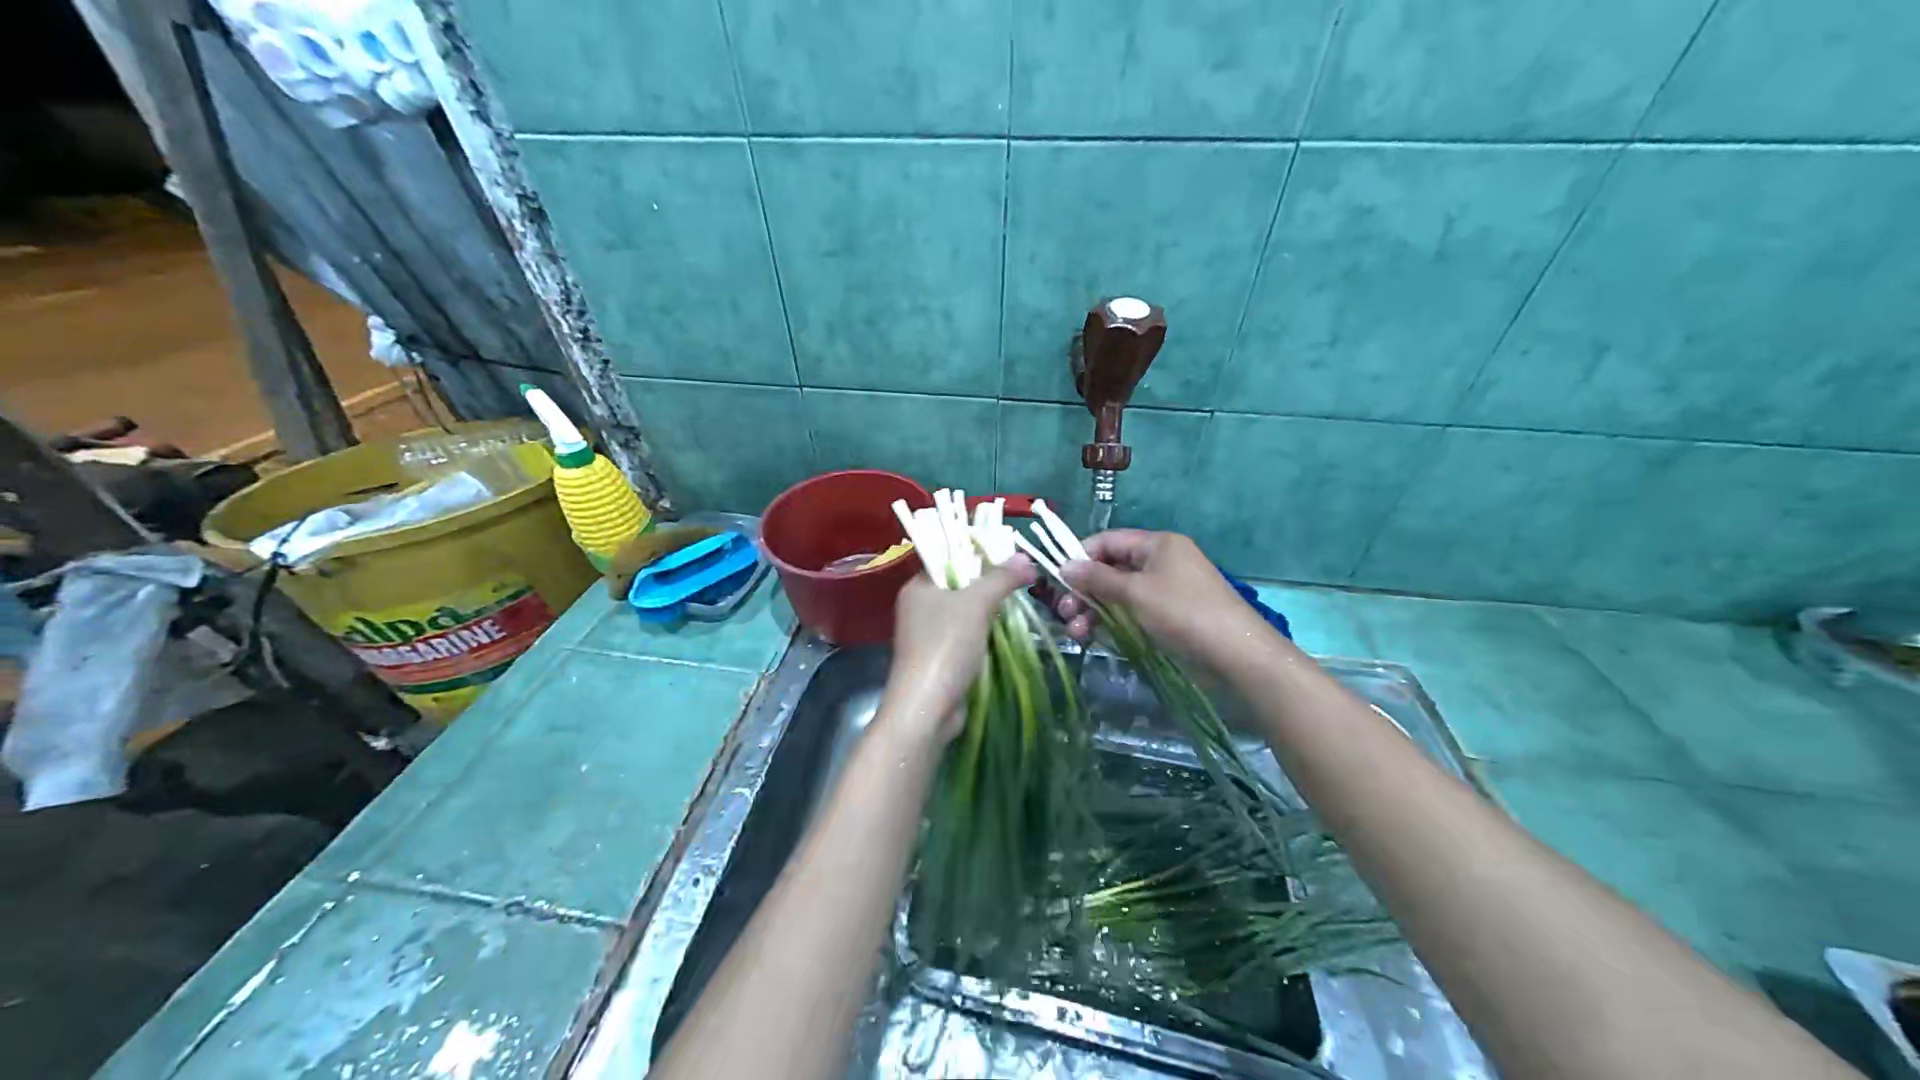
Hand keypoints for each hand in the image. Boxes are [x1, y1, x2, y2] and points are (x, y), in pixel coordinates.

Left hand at [883, 555, 1036, 745]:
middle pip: (959, 583)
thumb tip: (1026, 558)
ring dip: (989, 607)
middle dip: (989, 580)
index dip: (977, 551)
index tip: (1009, 551)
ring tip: (1020, 597)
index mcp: (918, 586)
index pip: (947, 556)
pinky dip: (984, 630)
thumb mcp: (976, 604)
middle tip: (1021, 575)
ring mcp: (928, 633)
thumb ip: (1001, 578)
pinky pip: (965, 634)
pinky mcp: (940, 656)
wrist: (927, 707)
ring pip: (964, 610)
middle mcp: (919, 605)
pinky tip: (1005, 628)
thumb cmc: (946, 646)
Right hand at [1055, 530, 1253, 659]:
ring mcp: (1164, 591)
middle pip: (1110, 569)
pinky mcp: (1167, 617)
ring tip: (1075, 632)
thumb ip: (1097, 578)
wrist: (1236, 656)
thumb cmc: (1183, 612)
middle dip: (1083, 590)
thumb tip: (1065, 566)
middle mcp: (1160, 562)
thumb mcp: (1135, 592)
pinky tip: (1093, 637)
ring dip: (1092, 610)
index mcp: (1157, 544)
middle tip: (1064, 612)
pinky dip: (1110, 622)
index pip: (1107, 541)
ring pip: (1117, 594)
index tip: (1056, 580)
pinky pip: (1130, 612)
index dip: (1079, 557)